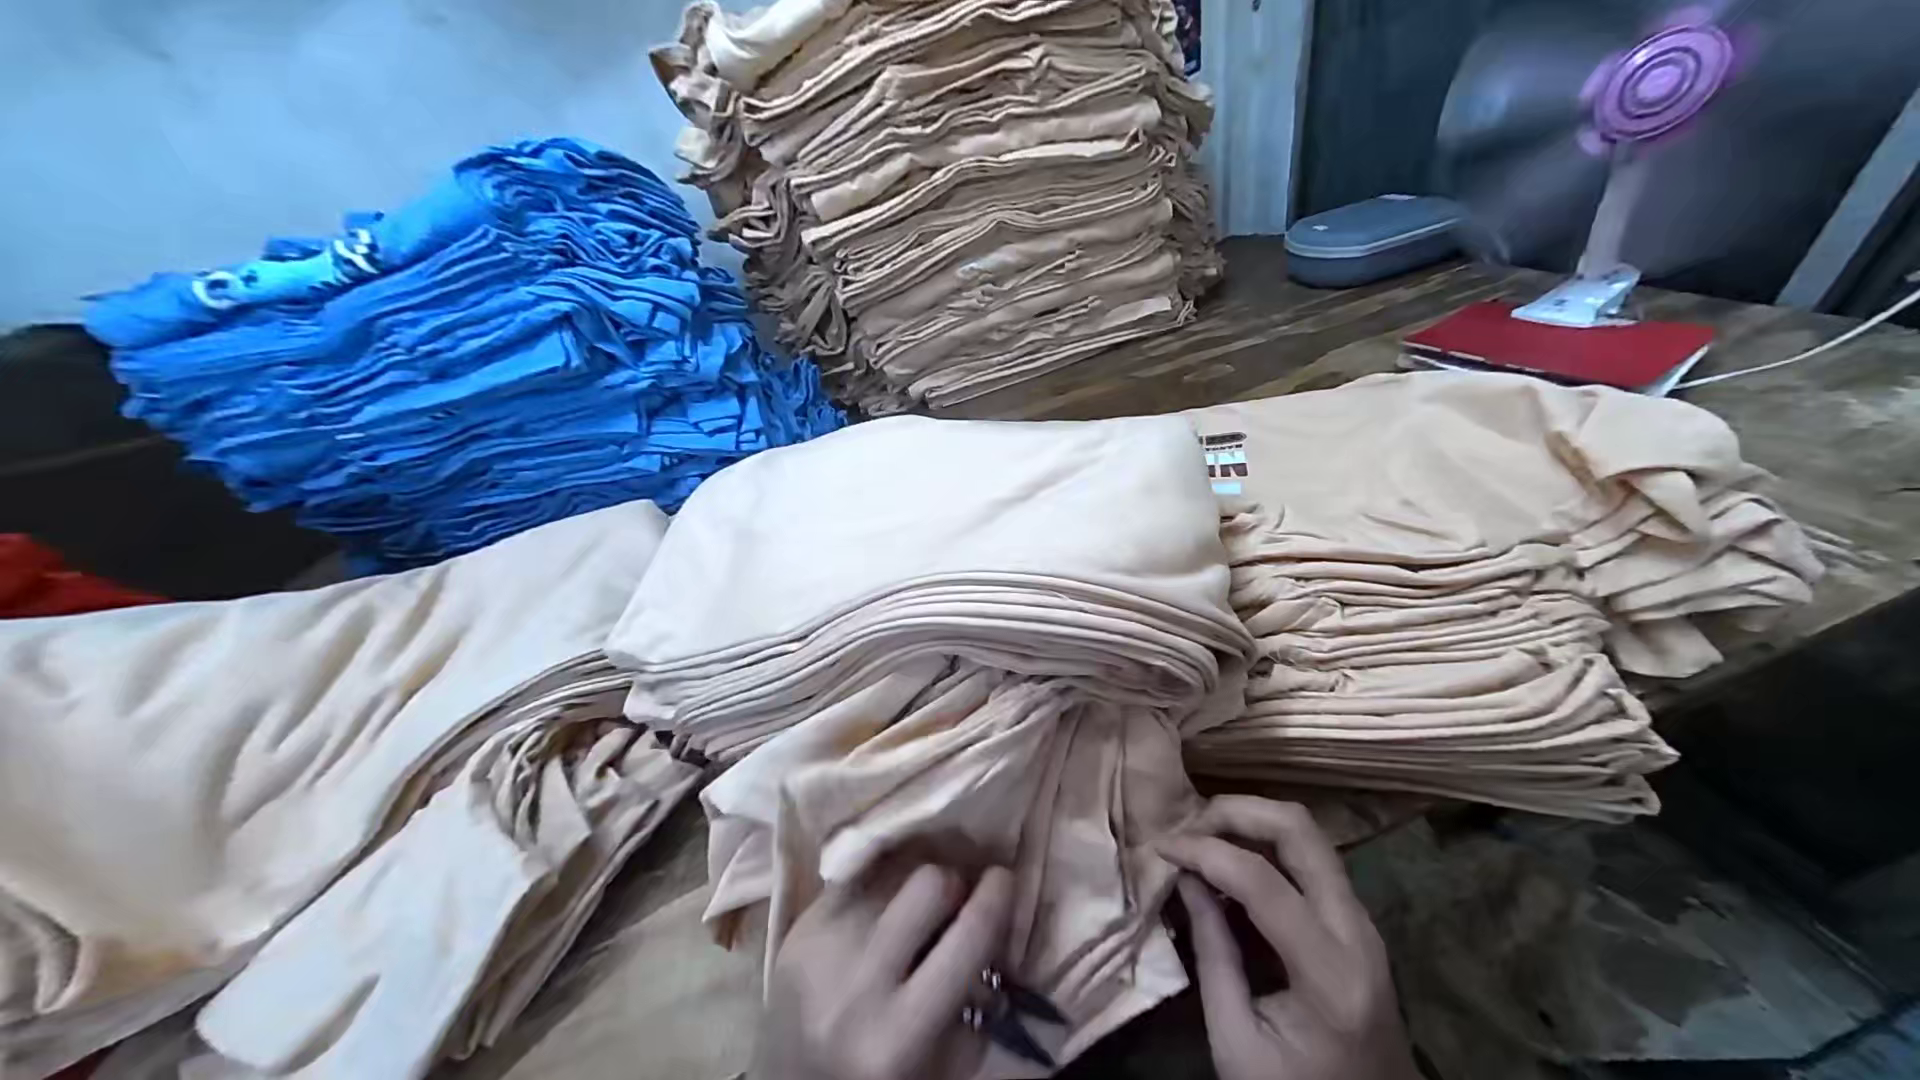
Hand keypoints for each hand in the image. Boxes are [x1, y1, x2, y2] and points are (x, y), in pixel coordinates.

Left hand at [752, 861, 1015, 1079]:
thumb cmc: (882, 1078)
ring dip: (910, 881)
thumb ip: (970, 991)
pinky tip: (882, 899)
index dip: (995, 895)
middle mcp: (857, 983)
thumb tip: (994, 914)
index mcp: (899, 1032)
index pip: (968, 936)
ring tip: (911, 902)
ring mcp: (821, 948)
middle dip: (950, 881)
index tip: (1002, 877)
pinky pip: (855, 875)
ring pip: (890, 871)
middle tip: (953, 895)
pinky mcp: (798, 926)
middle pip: (927, 882)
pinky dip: (877, 881)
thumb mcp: (941, 1062)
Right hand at [1156, 797, 1420, 1079]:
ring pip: (1307, 831)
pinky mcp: (1353, 918)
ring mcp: (1362, 920)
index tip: (1160, 847)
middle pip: (1300, 829)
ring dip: (1249, 819)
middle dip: (1235, 811)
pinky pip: (1308, 854)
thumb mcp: (1236, 1040)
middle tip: (1188, 827)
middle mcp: (1357, 932)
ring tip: (1202, 837)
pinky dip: (1262, 840)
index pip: (1263, 880)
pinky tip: (1227, 858)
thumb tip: (1185, 877)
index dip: (1204, 851)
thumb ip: (1212, 953)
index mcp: (1330, 975)